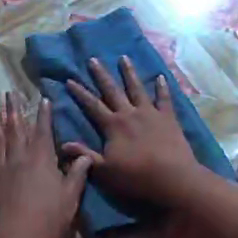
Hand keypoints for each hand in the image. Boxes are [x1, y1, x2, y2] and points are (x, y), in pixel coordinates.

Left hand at [0, 94, 90, 237]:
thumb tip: (85, 155)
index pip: (43, 131)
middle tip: (10, 92)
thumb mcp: (69, 200)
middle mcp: (18, 158)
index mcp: (40, 159)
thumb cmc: (46, 222)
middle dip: (14, 110)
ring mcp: (0, 170)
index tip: (43, 98)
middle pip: (15, 129)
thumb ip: (76, 175)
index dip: (43, 114)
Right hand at [63, 57, 203, 204]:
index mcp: (113, 125)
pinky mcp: (168, 118)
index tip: (69, 79)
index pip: (92, 105)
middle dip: (101, 75)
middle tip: (93, 59)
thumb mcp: (105, 171)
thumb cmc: (137, 177)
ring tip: (124, 58)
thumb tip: (63, 144)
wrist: (174, 179)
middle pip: (112, 90)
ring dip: (129, 73)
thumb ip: (85, 156)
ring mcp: (150, 113)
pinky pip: (165, 99)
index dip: (80, 93)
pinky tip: (161, 77)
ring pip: (137, 88)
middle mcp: (129, 113)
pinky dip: (163, 88)